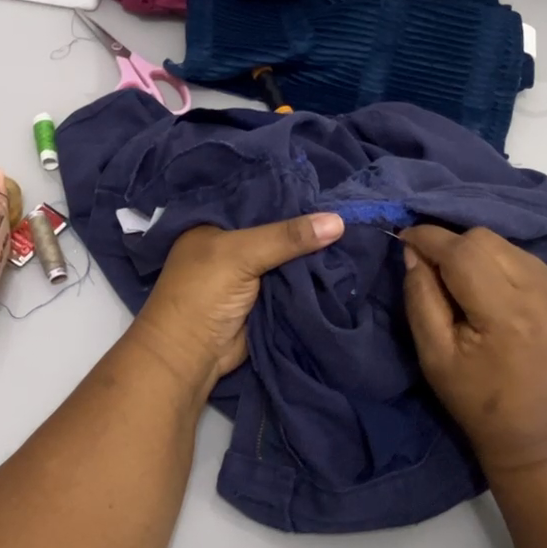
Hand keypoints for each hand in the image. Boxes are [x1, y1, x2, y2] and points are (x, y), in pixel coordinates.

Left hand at [127, 213, 345, 392]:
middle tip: (351, 215)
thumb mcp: (241, 254)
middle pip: (279, 232)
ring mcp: (250, 274)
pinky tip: (344, 266)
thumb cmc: (203, 292)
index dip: (293, 198)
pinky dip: (314, 280)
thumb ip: (286, 237)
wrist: (191, 354)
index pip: (260, 202)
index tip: (332, 193)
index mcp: (216, 224)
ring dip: (316, 255)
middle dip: (309, 228)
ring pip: (290, 259)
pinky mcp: (265, 300)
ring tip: (355, 237)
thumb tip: (339, 221)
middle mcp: (234, 245)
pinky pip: (295, 284)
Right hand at [400, 226, 546, 476]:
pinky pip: (521, 257)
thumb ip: (421, 297)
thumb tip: (413, 251)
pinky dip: (495, 261)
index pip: (461, 251)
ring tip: (457, 281)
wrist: (541, 432)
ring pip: (503, 243)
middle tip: (429, 268)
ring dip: (472, 251)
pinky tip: (486, 290)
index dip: (428, 237)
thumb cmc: (478, 400)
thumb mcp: (434, 355)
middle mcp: (539, 292)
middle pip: (483, 238)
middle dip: (449, 244)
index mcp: (506, 313)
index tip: (402, 238)